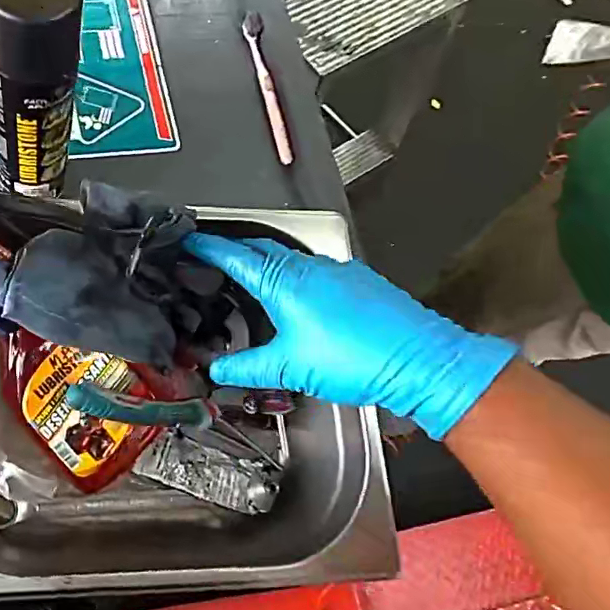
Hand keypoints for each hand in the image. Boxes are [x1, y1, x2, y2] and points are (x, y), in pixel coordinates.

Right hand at [184, 233, 517, 438]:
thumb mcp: (289, 367)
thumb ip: (247, 367)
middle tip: (213, 258)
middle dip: (233, 250)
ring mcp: (334, 271)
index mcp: (284, 282)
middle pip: (260, 249)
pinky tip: (294, 299)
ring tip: (248, 281)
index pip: (235, 255)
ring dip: (264, 263)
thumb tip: (220, 368)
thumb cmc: (358, 357)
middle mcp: (308, 268)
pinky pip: (313, 269)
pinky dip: (293, 276)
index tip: (190, 241)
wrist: (419, 359)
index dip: (208, 247)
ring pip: (288, 258)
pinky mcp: (355, 280)